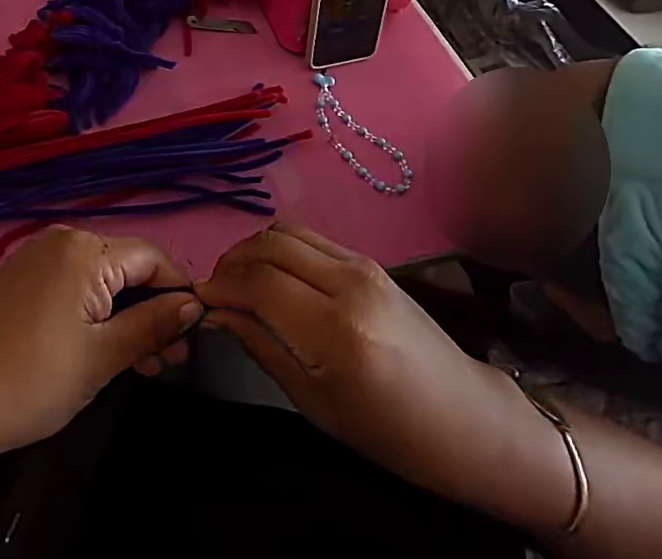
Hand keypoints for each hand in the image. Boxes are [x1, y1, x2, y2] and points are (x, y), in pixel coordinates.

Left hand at [0, 226, 201, 505]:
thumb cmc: (28, 382)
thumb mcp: (101, 357)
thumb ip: (153, 325)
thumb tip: (194, 306)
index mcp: (85, 249)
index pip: (153, 258)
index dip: (179, 293)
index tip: (194, 333)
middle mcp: (62, 241)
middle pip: (127, 267)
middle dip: (154, 309)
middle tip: (170, 358)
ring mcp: (37, 259)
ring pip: (102, 279)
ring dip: (127, 315)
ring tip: (144, 362)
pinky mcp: (20, 280)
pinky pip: (74, 286)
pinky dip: (96, 313)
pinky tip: (106, 347)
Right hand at [196, 223, 581, 540]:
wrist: (462, 417)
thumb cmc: (385, 430)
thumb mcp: (313, 400)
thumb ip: (261, 345)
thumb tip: (216, 312)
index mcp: (335, 327)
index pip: (258, 282)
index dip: (220, 286)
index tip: (199, 300)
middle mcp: (349, 281)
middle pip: (270, 245)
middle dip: (232, 261)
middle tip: (215, 290)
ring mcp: (364, 265)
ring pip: (289, 232)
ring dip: (255, 249)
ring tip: (240, 282)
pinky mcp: (371, 261)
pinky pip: (313, 240)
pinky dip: (282, 249)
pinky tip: (274, 277)